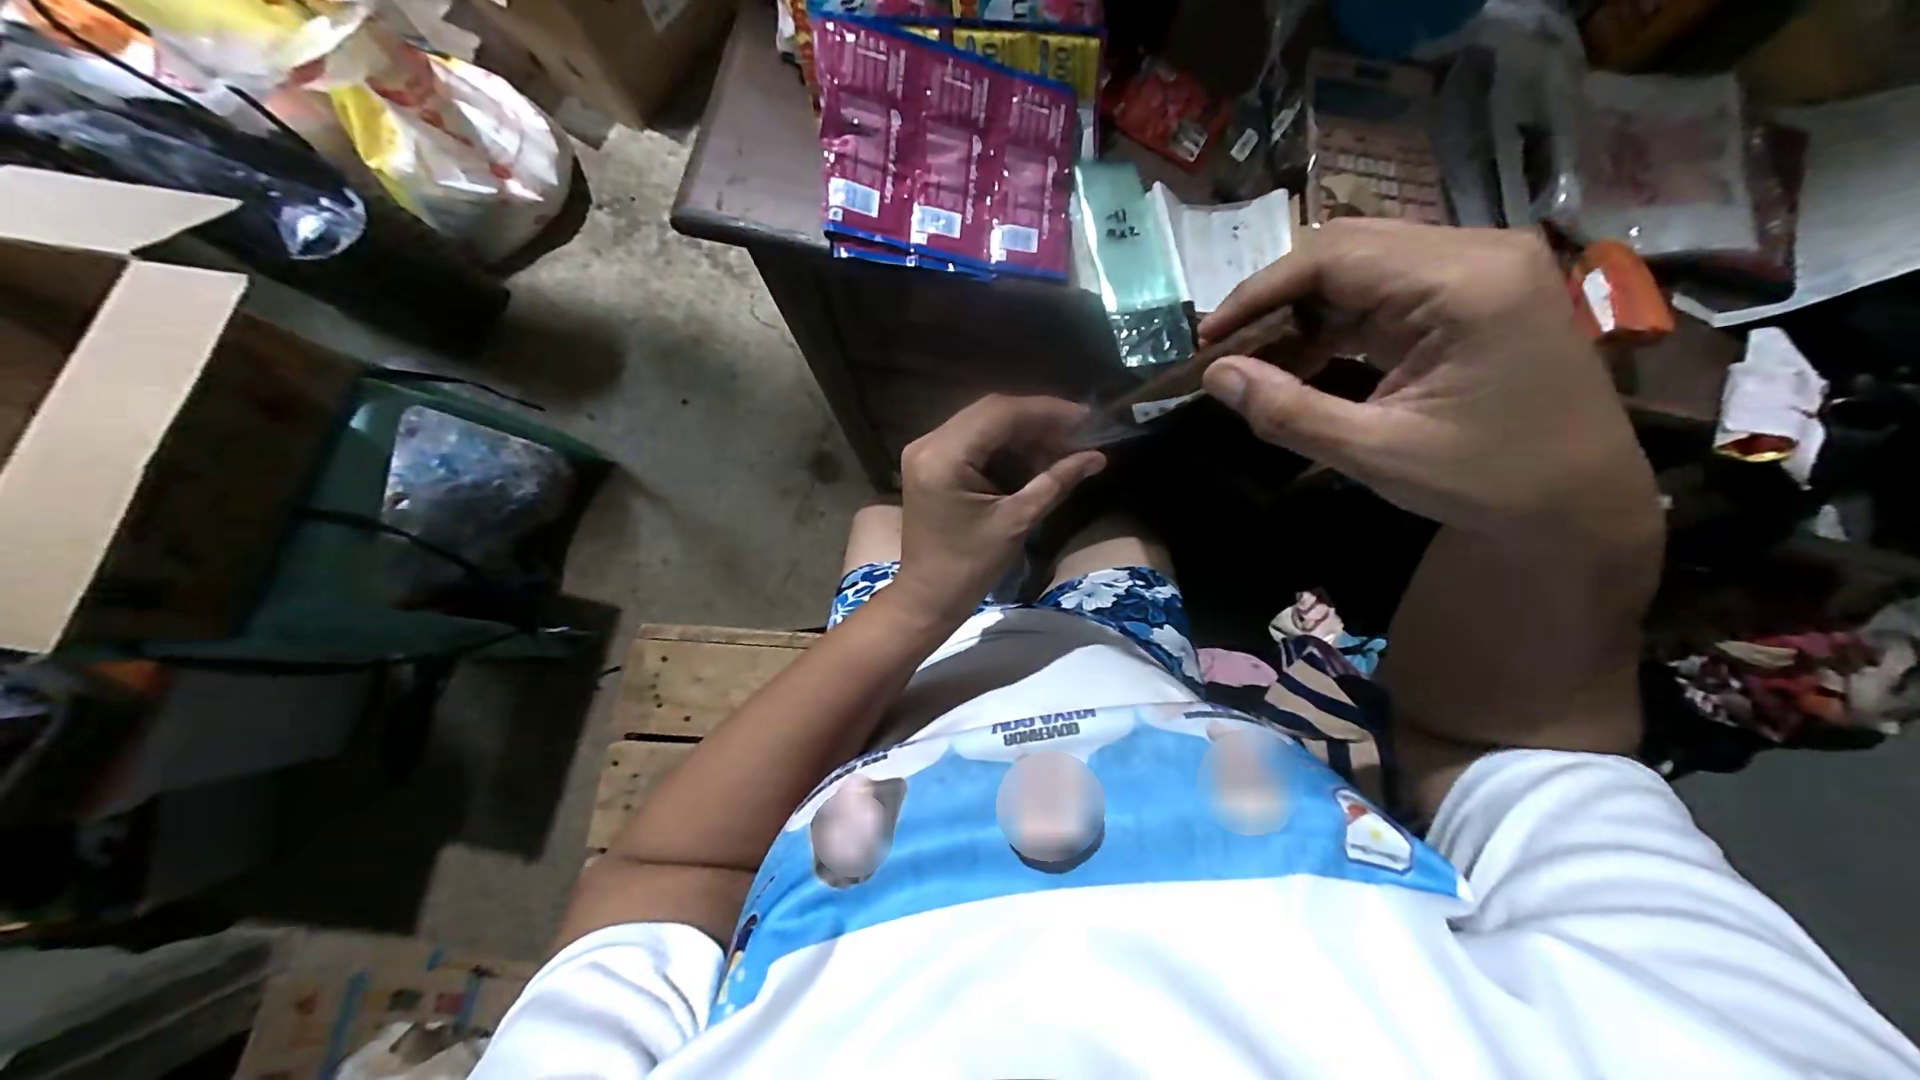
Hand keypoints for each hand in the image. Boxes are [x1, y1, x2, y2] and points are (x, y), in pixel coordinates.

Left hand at [895, 395, 1106, 619]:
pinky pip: (972, 438)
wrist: (929, 595)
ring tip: (1060, 447)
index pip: (999, 414)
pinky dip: (1004, 444)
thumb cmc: (970, 566)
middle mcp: (927, 444)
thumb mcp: (1016, 522)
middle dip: (1036, 420)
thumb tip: (1097, 457)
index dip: (1046, 411)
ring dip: (1022, 432)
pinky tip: (1033, 456)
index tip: (1085, 418)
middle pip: (990, 412)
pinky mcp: (930, 462)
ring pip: (982, 422)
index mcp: (942, 457)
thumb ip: (1056, 482)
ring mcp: (924, 451)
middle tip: (1077, 433)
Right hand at [1199, 219, 1660, 549]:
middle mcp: (1477, 254)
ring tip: (1255, 354)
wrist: (1579, 503)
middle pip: (1347, 247)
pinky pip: (1384, 290)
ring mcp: (1480, 271)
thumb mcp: (1376, 453)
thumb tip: (1215, 375)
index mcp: (1466, 282)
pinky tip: (1302, 356)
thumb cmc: (1487, 481)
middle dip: (1276, 295)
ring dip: (1302, 307)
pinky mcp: (1472, 296)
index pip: (1334, 256)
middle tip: (1226, 345)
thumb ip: (1288, 412)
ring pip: (1362, 265)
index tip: (1208, 335)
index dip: (1259, 291)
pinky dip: (1334, 321)